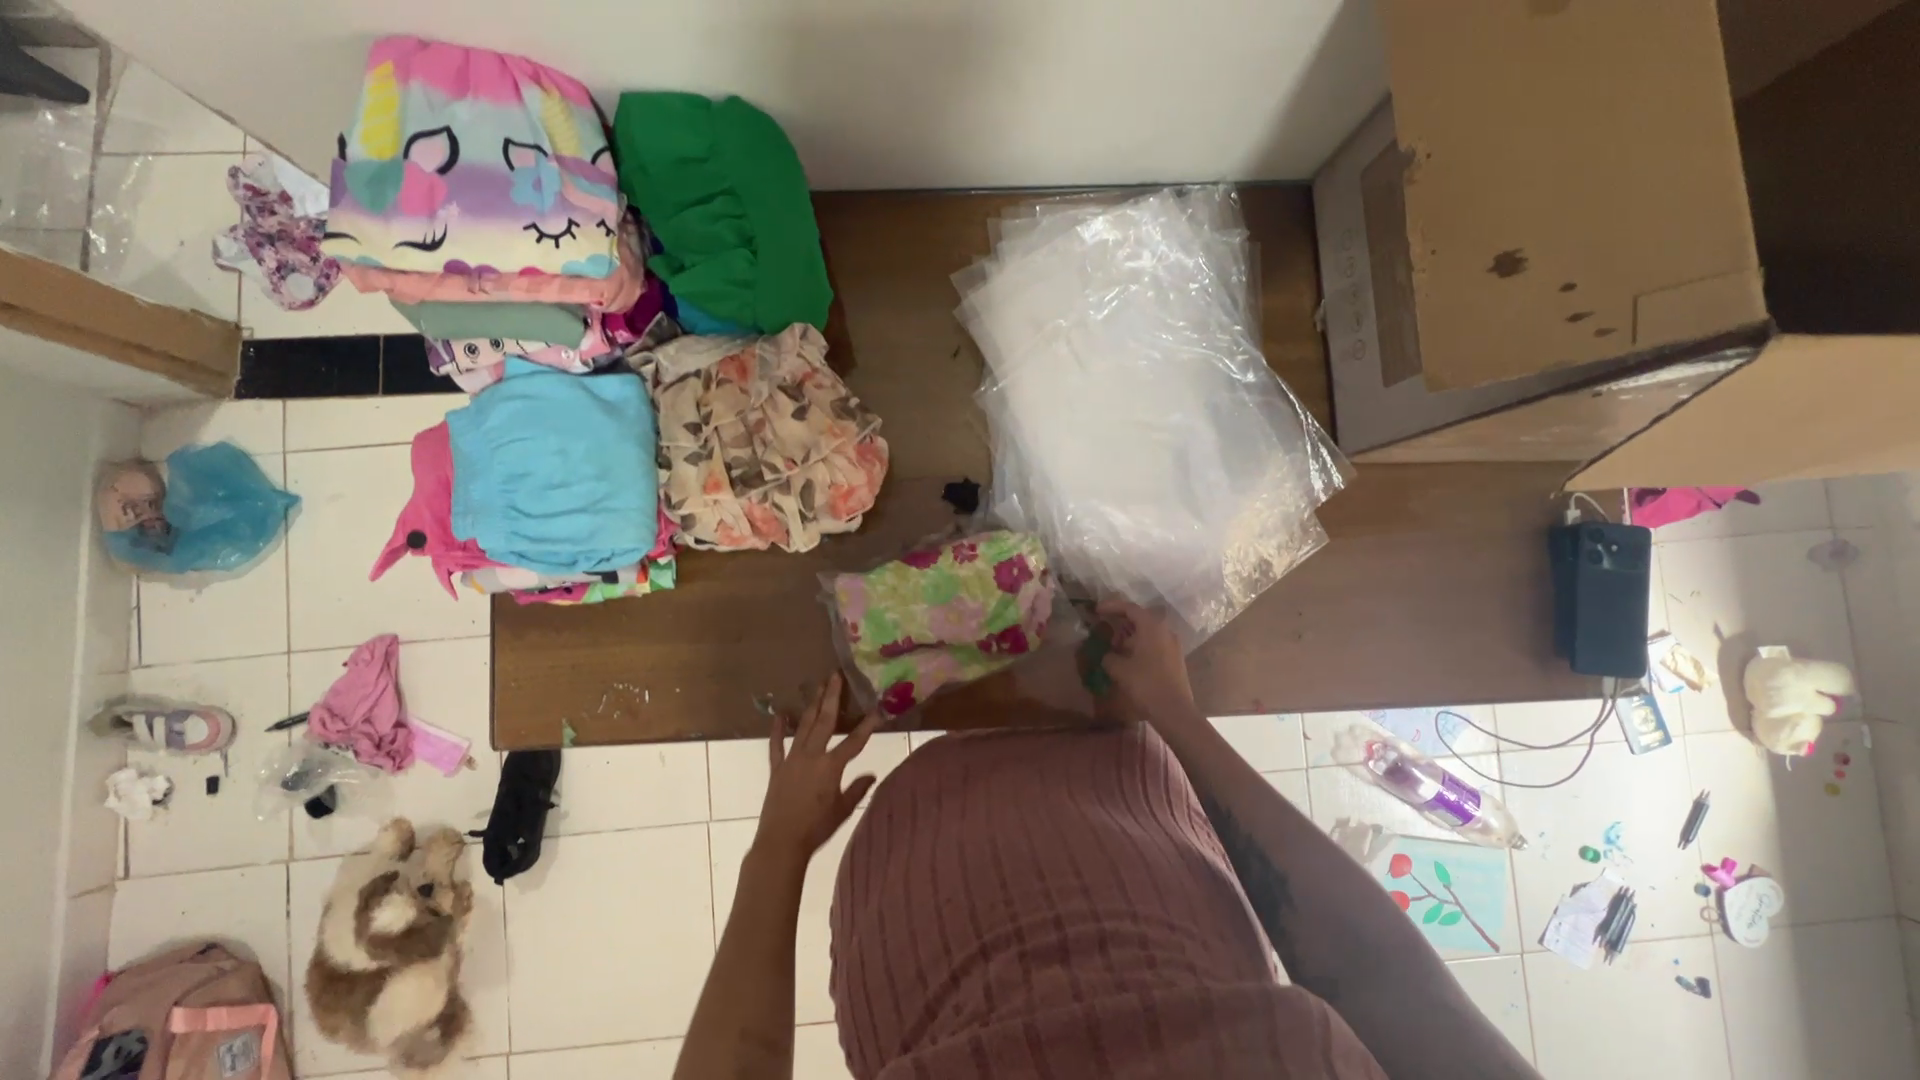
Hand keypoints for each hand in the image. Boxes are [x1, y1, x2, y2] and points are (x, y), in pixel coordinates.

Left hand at [753, 673, 880, 865]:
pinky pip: (776, 745)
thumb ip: (857, 789)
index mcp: (831, 766)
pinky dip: (778, 730)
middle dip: (831, 697)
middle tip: (835, 676)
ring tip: (817, 687)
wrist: (781, 842)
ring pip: (803, 727)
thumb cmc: (816, 828)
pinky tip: (779, 715)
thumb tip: (871, 775)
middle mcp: (811, 756)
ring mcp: (791, 760)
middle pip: (824, 721)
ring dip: (811, 706)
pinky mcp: (777, 768)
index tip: (877, 709)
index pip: (854, 741)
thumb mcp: (843, 810)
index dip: (867, 725)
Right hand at [1097, 599, 1202, 732]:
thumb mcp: (1119, 669)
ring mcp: (1172, 645)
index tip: (1096, 610)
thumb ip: (1108, 657)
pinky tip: (1128, 660)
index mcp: (1152, 627)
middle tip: (1104, 629)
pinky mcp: (1174, 659)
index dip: (1111, 606)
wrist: (1174, 711)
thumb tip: (1106, 655)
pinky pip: (1153, 645)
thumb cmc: (1146, 684)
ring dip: (1129, 637)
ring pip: (1147, 633)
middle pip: (1140, 619)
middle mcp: (1165, 631)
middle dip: (1120, 623)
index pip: (1130, 608)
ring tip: (1113, 648)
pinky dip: (1139, 647)